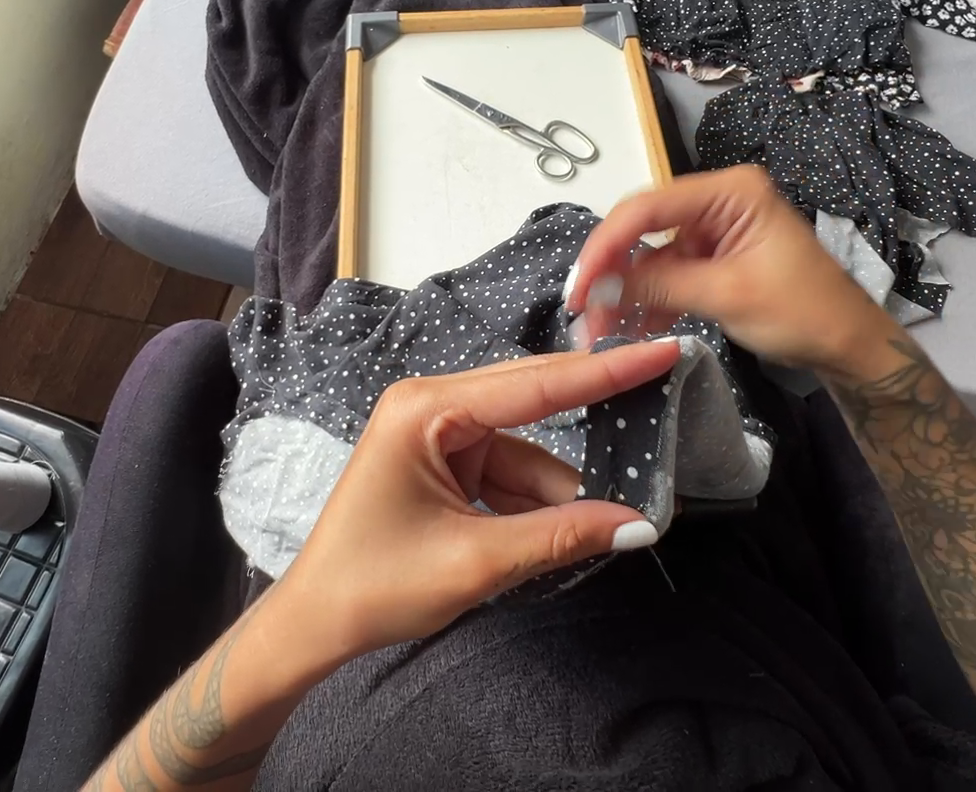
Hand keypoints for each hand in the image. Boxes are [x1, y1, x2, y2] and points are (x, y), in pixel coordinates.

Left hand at [270, 341, 678, 664]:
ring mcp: (438, 432)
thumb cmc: (376, 586)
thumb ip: (561, 536)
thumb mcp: (475, 562)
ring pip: (526, 448)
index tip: (661, 351)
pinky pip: (507, 471)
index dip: (605, 372)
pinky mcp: (444, 460)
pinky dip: (535, 501)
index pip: (534, 386)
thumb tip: (639, 525)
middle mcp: (432, 404)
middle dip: (593, 414)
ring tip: (611, 522)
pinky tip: (565, 530)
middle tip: (660, 399)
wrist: (314, 624)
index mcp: (427, 408)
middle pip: (532, 401)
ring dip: (561, 489)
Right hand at [568, 166, 897, 376]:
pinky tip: (627, 327)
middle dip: (611, 270)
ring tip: (598, 327)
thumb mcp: (727, 296)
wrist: (848, 346)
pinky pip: (666, 275)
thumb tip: (597, 288)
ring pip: (649, 256)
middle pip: (642, 228)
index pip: (648, 206)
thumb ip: (657, 286)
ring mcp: (712, 231)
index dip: (606, 244)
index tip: (580, 284)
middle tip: (581, 307)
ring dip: (624, 292)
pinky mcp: (710, 260)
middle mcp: (715, 202)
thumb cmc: (803, 312)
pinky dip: (647, 301)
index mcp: (729, 191)